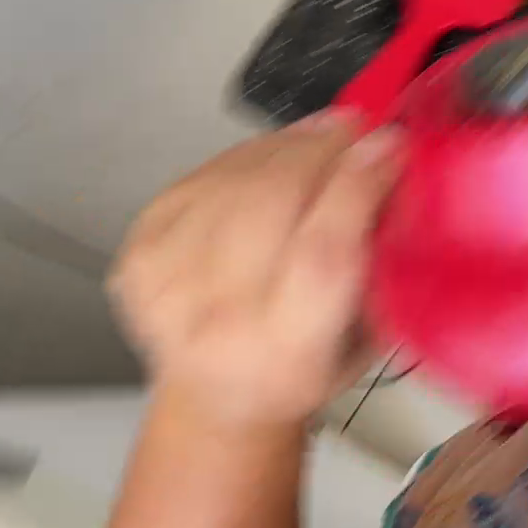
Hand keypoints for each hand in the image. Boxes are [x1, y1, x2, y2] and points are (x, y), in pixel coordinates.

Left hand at [108, 113, 401, 428]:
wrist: (216, 399)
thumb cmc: (304, 372)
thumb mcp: (362, 340)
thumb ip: (377, 268)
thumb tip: (389, 175)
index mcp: (285, 350)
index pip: (323, 251)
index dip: (357, 187)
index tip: (388, 146)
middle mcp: (217, 317)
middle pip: (271, 201)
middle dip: (323, 150)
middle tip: (357, 128)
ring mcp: (167, 281)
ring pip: (235, 179)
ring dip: (288, 144)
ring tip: (323, 135)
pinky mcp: (138, 250)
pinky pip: (203, 176)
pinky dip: (247, 156)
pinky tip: (277, 156)